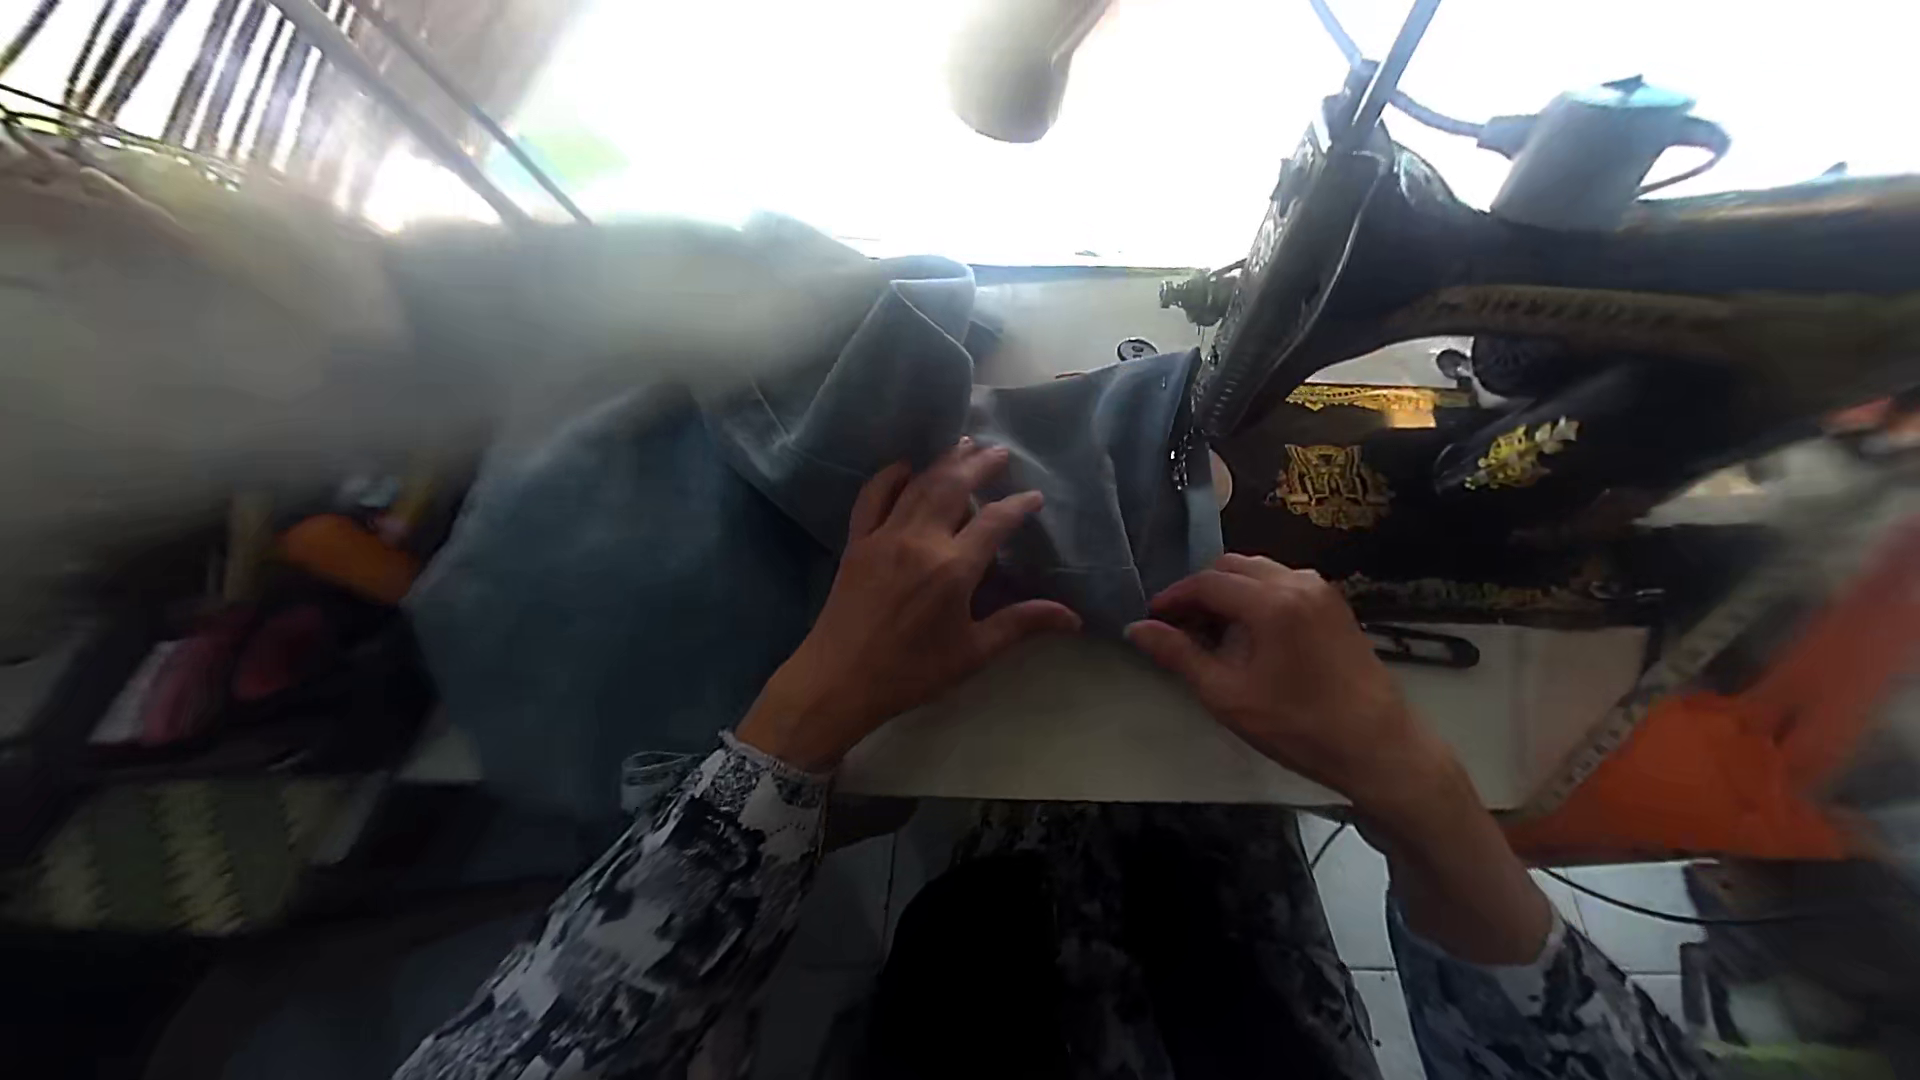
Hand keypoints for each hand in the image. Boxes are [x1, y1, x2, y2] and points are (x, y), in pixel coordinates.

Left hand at [737, 438, 1081, 770]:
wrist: (839, 680)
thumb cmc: (911, 672)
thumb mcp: (973, 652)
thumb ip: (1021, 624)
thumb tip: (1073, 618)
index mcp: (953, 568)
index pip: (995, 522)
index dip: (1018, 505)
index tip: (1034, 496)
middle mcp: (920, 540)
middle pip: (954, 487)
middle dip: (980, 464)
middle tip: (1000, 451)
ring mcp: (884, 536)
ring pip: (918, 485)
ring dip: (943, 462)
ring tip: (963, 444)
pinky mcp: (857, 541)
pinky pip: (872, 497)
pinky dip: (889, 476)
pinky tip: (904, 466)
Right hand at [1125, 553, 1450, 816]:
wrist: (1380, 750)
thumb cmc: (1297, 726)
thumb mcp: (1225, 694)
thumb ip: (1177, 654)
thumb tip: (1136, 628)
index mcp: (1271, 602)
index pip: (1205, 582)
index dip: (1172, 598)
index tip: (1151, 620)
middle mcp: (1297, 582)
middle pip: (1230, 567)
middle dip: (1198, 591)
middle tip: (1178, 626)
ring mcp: (1321, 590)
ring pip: (1256, 571)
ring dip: (1226, 591)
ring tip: (1210, 629)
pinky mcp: (1333, 604)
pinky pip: (1280, 582)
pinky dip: (1253, 595)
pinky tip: (1246, 631)